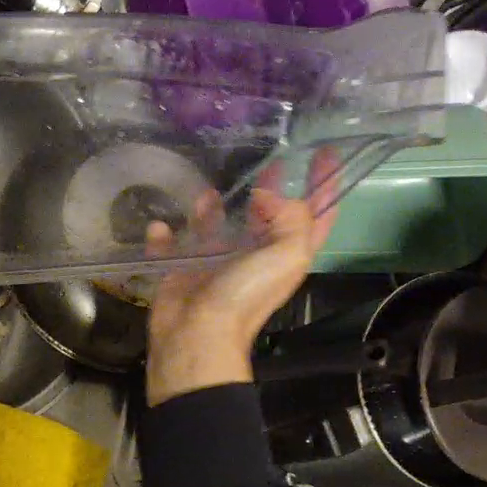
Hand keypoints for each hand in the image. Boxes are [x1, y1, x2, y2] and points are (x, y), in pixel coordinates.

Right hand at [144, 157, 337, 405]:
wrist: (196, 335)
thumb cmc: (245, 296)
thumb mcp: (287, 254)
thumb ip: (290, 215)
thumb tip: (265, 196)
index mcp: (287, 253)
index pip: (316, 213)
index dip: (325, 183)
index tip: (326, 151)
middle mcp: (253, 256)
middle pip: (266, 216)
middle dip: (270, 189)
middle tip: (269, 161)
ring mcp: (215, 264)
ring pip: (216, 227)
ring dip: (211, 209)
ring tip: (207, 192)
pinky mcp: (180, 272)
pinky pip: (172, 247)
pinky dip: (164, 235)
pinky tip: (161, 226)